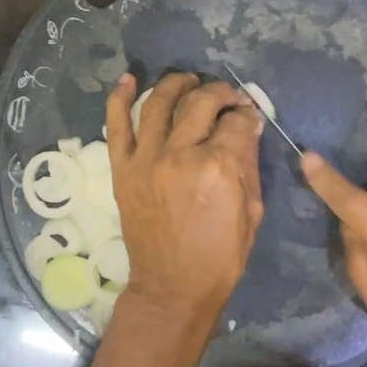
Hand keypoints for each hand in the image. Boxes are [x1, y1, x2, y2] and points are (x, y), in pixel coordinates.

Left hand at [106, 73, 264, 323]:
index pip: (237, 121)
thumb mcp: (251, 211)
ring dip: (176, 85)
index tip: (248, 117)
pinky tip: (129, 80)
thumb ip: (249, 164)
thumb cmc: (220, 256)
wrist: (172, 286)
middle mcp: (180, 154)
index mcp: (219, 167)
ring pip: (159, 103)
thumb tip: (248, 127)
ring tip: (188, 81)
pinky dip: (120, 99)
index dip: (247, 114)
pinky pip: (116, 125)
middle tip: (226, 99)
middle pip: (200, 102)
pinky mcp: (122, 169)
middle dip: (219, 93)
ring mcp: (146, 159)